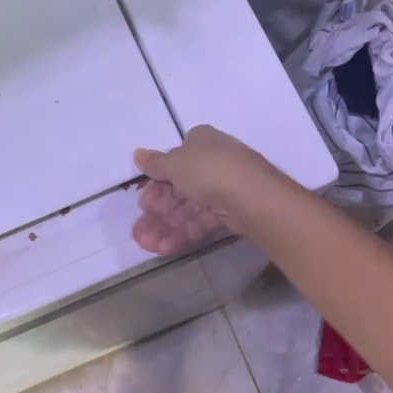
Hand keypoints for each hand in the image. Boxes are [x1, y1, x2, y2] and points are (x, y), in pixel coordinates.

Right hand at [131, 125, 281, 254]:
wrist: (254, 197)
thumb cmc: (210, 170)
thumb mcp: (176, 163)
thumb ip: (155, 163)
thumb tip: (137, 153)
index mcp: (200, 143)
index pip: (172, 163)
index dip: (155, 185)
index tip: (142, 204)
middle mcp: (212, 163)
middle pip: (178, 190)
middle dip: (157, 213)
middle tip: (138, 233)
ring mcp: (222, 189)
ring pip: (188, 209)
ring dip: (165, 227)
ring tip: (146, 245)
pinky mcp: (230, 212)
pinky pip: (201, 221)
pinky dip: (182, 234)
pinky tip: (164, 248)